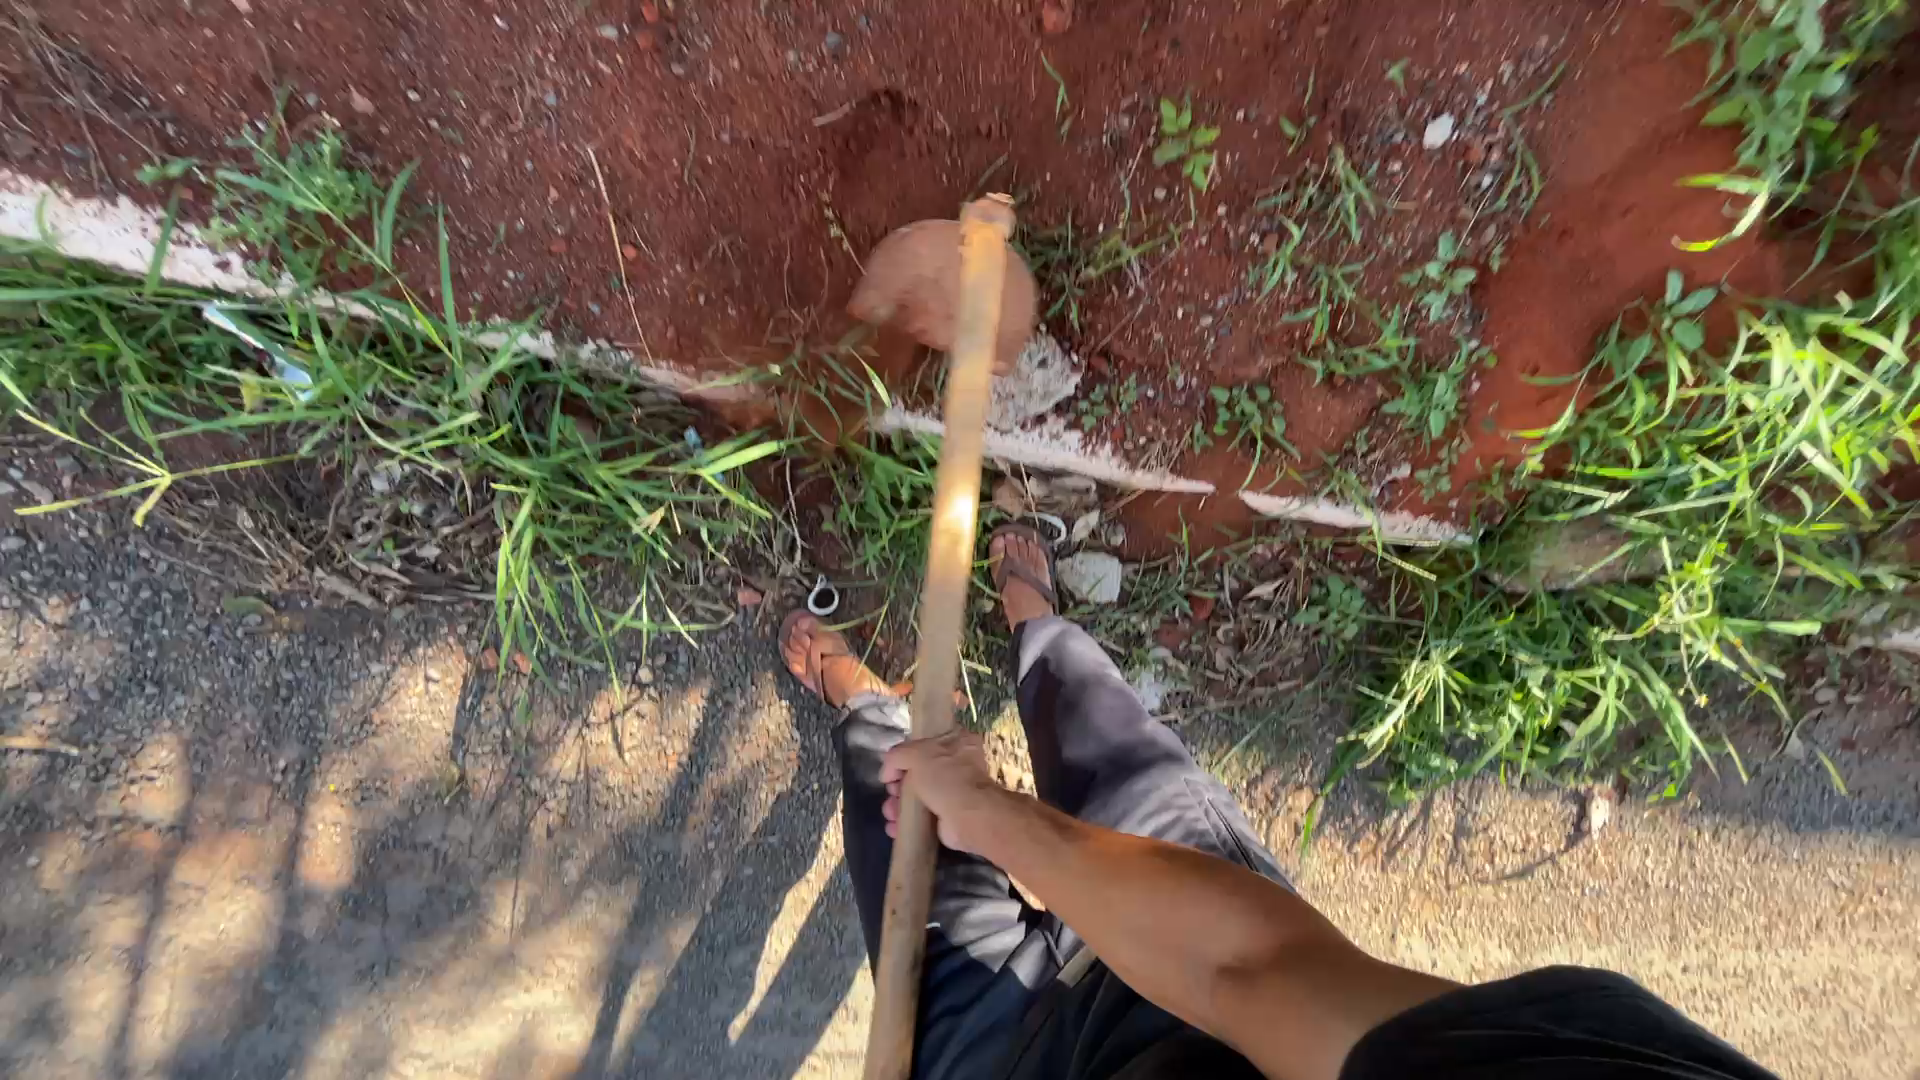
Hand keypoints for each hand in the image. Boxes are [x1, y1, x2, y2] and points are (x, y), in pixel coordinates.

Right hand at [879, 731, 1008, 855]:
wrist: (968, 816)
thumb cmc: (945, 776)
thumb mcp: (916, 754)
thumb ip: (897, 756)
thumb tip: (887, 772)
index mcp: (957, 741)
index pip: (927, 741)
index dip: (907, 753)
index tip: (894, 766)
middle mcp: (957, 765)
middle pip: (918, 771)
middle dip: (899, 784)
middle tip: (892, 792)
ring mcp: (953, 791)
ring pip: (917, 796)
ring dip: (898, 805)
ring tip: (890, 813)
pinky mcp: (947, 816)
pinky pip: (921, 817)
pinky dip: (906, 821)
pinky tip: (894, 827)